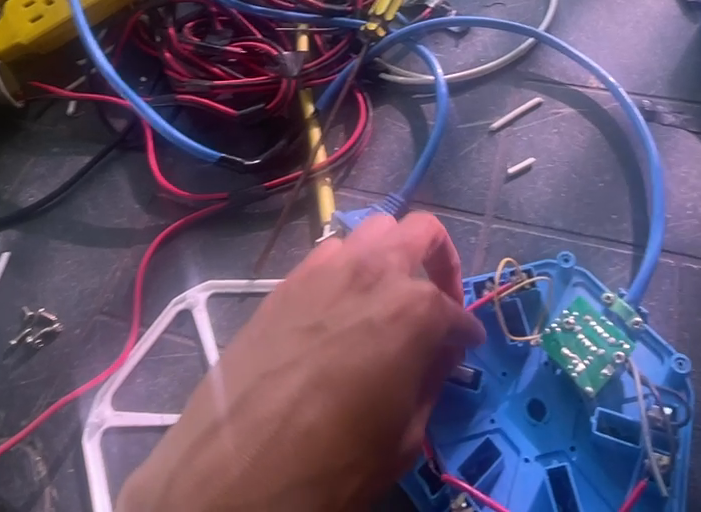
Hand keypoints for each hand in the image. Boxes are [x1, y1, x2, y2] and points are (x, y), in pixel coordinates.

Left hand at [118, 212, 484, 511]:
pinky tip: (343, 306)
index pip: (456, 310)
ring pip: (374, 230)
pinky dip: (349, 267)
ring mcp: (326, 268)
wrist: (234, 470)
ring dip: (392, 254)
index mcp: (413, 308)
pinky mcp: (288, 279)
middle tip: (438, 301)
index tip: (465, 347)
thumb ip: (431, 379)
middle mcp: (373, 271)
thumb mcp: (404, 436)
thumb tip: (441, 351)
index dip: (465, 332)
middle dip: (441, 260)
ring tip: (389, 296)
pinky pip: (331, 253)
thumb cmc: (333, 462)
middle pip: (421, 231)